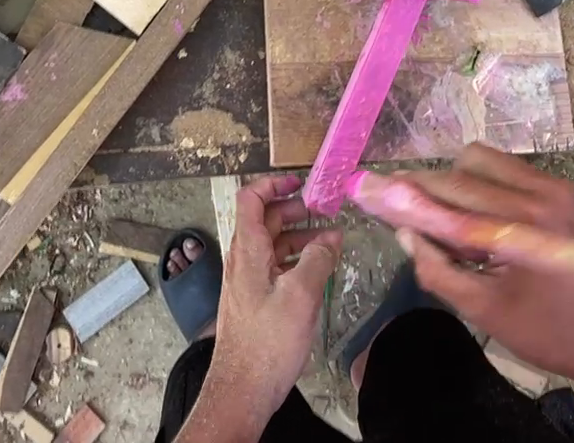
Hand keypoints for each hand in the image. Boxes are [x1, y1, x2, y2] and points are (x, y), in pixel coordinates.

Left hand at [206, 174, 342, 422]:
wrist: (242, 390)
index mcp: (248, 248)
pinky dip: (296, 259)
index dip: (273, 184)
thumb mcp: (301, 295)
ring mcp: (247, 280)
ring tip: (331, 239)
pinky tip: (318, 268)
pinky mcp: (255, 300)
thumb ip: (318, 259)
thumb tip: (331, 237)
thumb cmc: (268, 339)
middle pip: (265, 219)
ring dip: (300, 236)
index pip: (251, 198)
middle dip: (295, 209)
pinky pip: (275, 266)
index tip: (300, 182)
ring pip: (273, 244)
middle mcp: (243, 258)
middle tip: (325, 210)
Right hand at [399, 145, 573, 442]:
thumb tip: (405, 233)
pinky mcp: (556, 186)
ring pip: (478, 159)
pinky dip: (476, 182)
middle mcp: (538, 193)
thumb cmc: (553, 333)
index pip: (449, 197)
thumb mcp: (487, 313)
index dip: (405, 193)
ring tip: (448, 222)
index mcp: (522, 228)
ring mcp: (550, 184)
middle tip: (402, 211)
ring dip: (452, 181)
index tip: (368, 188)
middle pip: (460, 172)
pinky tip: (476, 218)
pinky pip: (500, 167)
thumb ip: (439, 270)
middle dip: (425, 188)